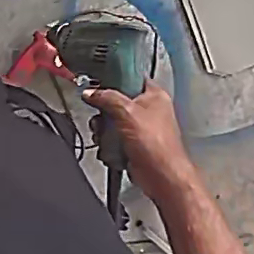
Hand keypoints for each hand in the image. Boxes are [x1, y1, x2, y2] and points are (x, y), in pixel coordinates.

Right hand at [82, 81, 200, 200]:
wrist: (162, 176)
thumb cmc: (156, 145)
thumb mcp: (127, 112)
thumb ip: (107, 98)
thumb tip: (91, 93)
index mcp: (154, 96)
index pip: (131, 77)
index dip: (115, 79)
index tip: (99, 84)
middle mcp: (148, 110)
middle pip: (116, 102)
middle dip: (104, 112)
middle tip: (102, 117)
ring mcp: (140, 128)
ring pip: (112, 121)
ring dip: (104, 130)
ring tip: (105, 136)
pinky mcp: (133, 144)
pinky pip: (113, 138)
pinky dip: (108, 143)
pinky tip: (110, 148)